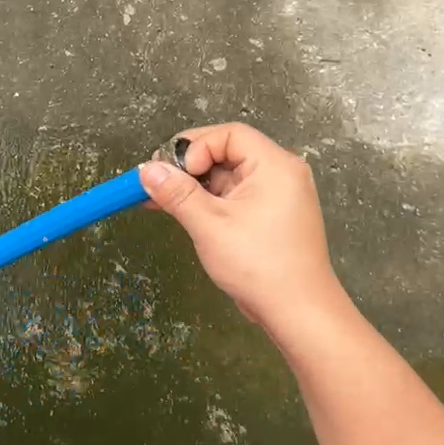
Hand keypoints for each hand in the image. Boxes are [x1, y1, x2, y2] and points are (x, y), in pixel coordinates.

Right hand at [139, 123, 344, 326]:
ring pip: (224, 175)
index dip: (195, 147)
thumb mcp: (209, 224)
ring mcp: (274, 196)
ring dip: (191, 185)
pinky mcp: (266, 215)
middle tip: (157, 184)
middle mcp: (279, 174)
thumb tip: (146, 170)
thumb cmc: (258, 263)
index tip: (172, 173)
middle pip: (225, 151)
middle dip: (187, 166)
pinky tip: (177, 210)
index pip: (229, 134)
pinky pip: (230, 195)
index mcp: (274, 166)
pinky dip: (203, 200)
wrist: (297, 310)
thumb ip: (176, 193)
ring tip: (159, 201)